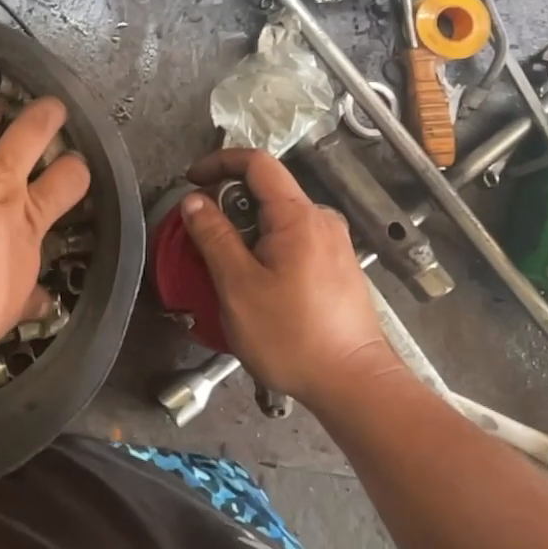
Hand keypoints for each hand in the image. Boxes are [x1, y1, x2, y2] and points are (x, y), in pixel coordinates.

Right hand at [180, 149, 401, 409]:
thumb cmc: (292, 336)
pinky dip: (266, 249)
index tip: (192, 181)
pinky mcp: (339, 269)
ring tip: (224, 269)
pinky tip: (256, 286)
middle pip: (267, 193)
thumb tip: (194, 201)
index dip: (219, 162)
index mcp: (299, 217)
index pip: (257, 163)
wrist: (355, 386)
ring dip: (246, 232)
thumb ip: (214, 236)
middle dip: (228, 206)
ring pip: (279, 220)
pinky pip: (294, 242)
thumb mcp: (238, 286)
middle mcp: (322, 222)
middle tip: (201, 237)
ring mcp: (335, 246)